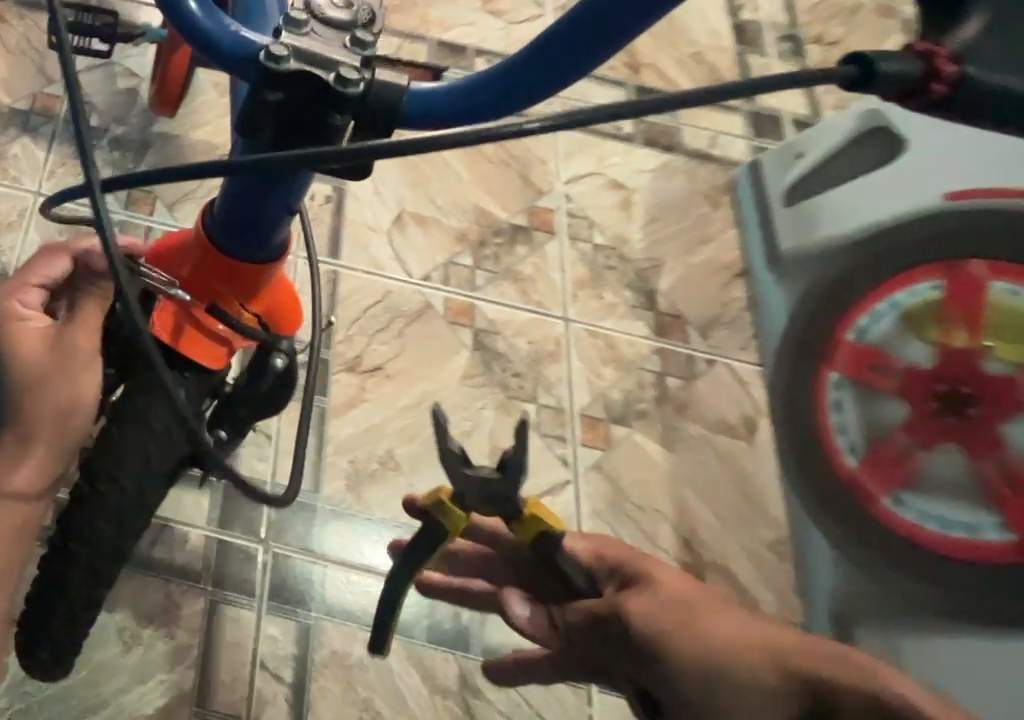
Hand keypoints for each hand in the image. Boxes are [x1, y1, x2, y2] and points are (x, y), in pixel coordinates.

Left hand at [0, 233, 144, 499]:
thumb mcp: (78, 344)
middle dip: (97, 259)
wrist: (27, 462)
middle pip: (55, 267)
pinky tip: (111, 297)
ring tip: (134, 273)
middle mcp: (4, 301)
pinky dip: (82, 301)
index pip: (57, 254)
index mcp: (8, 297)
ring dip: (92, 278)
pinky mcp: (24, 339)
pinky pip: (55, 308)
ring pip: (57, 286)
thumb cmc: (52, 404)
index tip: (140, 249)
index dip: (99, 246)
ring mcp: (12, 321)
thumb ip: (92, 293)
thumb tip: (108, 254)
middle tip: (142, 260)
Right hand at [387, 496, 814, 718]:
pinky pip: (556, 662)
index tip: (419, 506)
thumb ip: (567, 618)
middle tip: (403, 552)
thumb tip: (503, 603)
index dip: (463, 518)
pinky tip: (492, 672)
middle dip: (454, 558)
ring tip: (425, 594)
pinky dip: (525, 665)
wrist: (803, 706)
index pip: (513, 530)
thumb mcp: (641, 627)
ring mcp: (597, 628)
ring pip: (520, 611)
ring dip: (475, 604)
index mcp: (591, 560)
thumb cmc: (718, 648)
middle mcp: (585, 586)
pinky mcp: (614, 671)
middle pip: (505, 566)